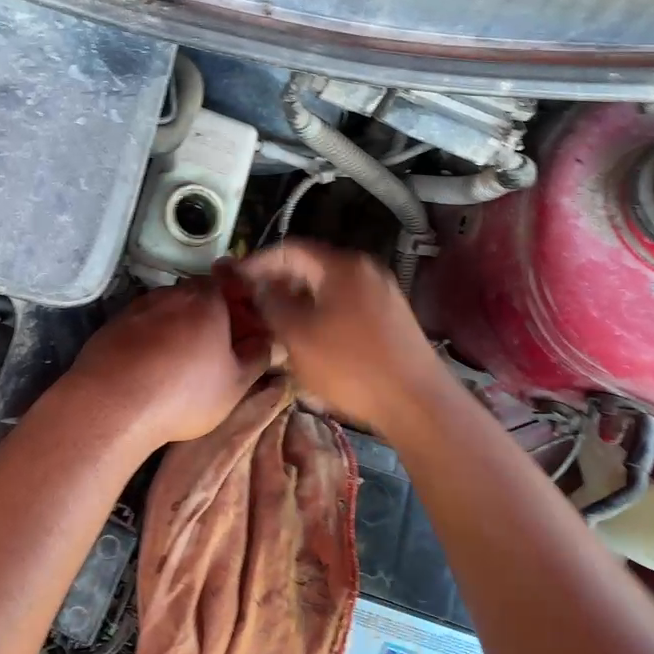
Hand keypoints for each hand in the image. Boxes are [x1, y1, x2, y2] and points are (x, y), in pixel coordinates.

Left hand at [56, 280, 267, 447]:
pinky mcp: (114, 324)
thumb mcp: (235, 383)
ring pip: (170, 310)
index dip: (242, 306)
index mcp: (207, 299)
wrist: (112, 403)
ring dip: (181, 327)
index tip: (247, 331)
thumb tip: (268, 342)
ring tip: (186, 362)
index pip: (232, 285)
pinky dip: (153, 339)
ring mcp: (139, 306)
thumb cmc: (184, 392)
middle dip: (212, 317)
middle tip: (220, 349)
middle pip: (199, 296)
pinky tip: (153, 366)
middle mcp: (172, 293)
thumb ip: (257, 356)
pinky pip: (143, 325)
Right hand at [233, 240, 441, 426]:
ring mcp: (383, 294)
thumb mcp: (297, 335)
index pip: (290, 249)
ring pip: (329, 288)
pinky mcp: (391, 318)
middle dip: (278, 282)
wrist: (418, 404)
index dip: (258, 262)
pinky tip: (310, 338)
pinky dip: (322, 313)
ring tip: (276, 323)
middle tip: (252, 302)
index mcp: (342, 266)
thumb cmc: (351, 366)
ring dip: (299, 300)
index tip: (236, 279)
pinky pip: (346, 304)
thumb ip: (271, 304)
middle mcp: (365, 271)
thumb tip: (260, 287)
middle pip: (311, 266)